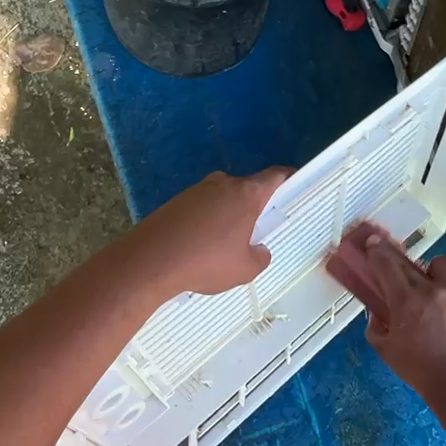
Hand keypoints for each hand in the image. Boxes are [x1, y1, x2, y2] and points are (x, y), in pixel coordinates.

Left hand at [125, 168, 290, 295]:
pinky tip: (200, 246)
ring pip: (222, 199)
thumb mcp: (245, 270)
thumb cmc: (206, 261)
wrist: (151, 260)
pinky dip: (206, 222)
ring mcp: (195, 191)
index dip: (288, 178)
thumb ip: (260, 257)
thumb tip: (259, 249)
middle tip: (256, 230)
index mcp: (246, 194)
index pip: (274, 176)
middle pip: (246, 188)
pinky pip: (201, 208)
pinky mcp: (175, 202)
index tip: (295, 185)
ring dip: (228, 215)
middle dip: (254, 206)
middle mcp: (222, 184)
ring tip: (224, 245)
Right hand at [326, 221, 445, 403]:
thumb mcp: (384, 348)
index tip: (372, 243)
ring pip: (439, 263)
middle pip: (408, 261)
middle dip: (396, 258)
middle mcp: (429, 289)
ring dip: (430, 270)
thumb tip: (377, 311)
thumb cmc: (416, 368)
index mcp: (405, 300)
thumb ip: (375, 325)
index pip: (386, 264)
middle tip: (393, 264)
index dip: (377, 251)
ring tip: (428, 284)